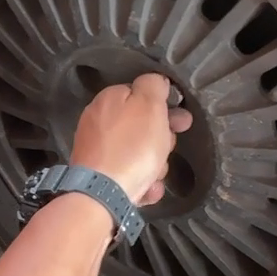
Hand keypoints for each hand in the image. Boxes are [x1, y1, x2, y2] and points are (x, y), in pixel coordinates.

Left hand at [70, 74, 192, 205]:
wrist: (103, 195)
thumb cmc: (131, 147)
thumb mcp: (149, 106)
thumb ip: (153, 86)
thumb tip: (155, 81)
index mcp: (108, 100)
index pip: (141, 95)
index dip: (164, 107)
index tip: (181, 121)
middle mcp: (97, 122)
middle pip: (140, 127)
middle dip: (160, 140)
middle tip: (167, 150)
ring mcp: (96, 151)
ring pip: (136, 154)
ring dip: (153, 165)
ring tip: (155, 174)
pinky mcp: (98, 177)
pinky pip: (128, 175)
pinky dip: (141, 182)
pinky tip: (147, 189)